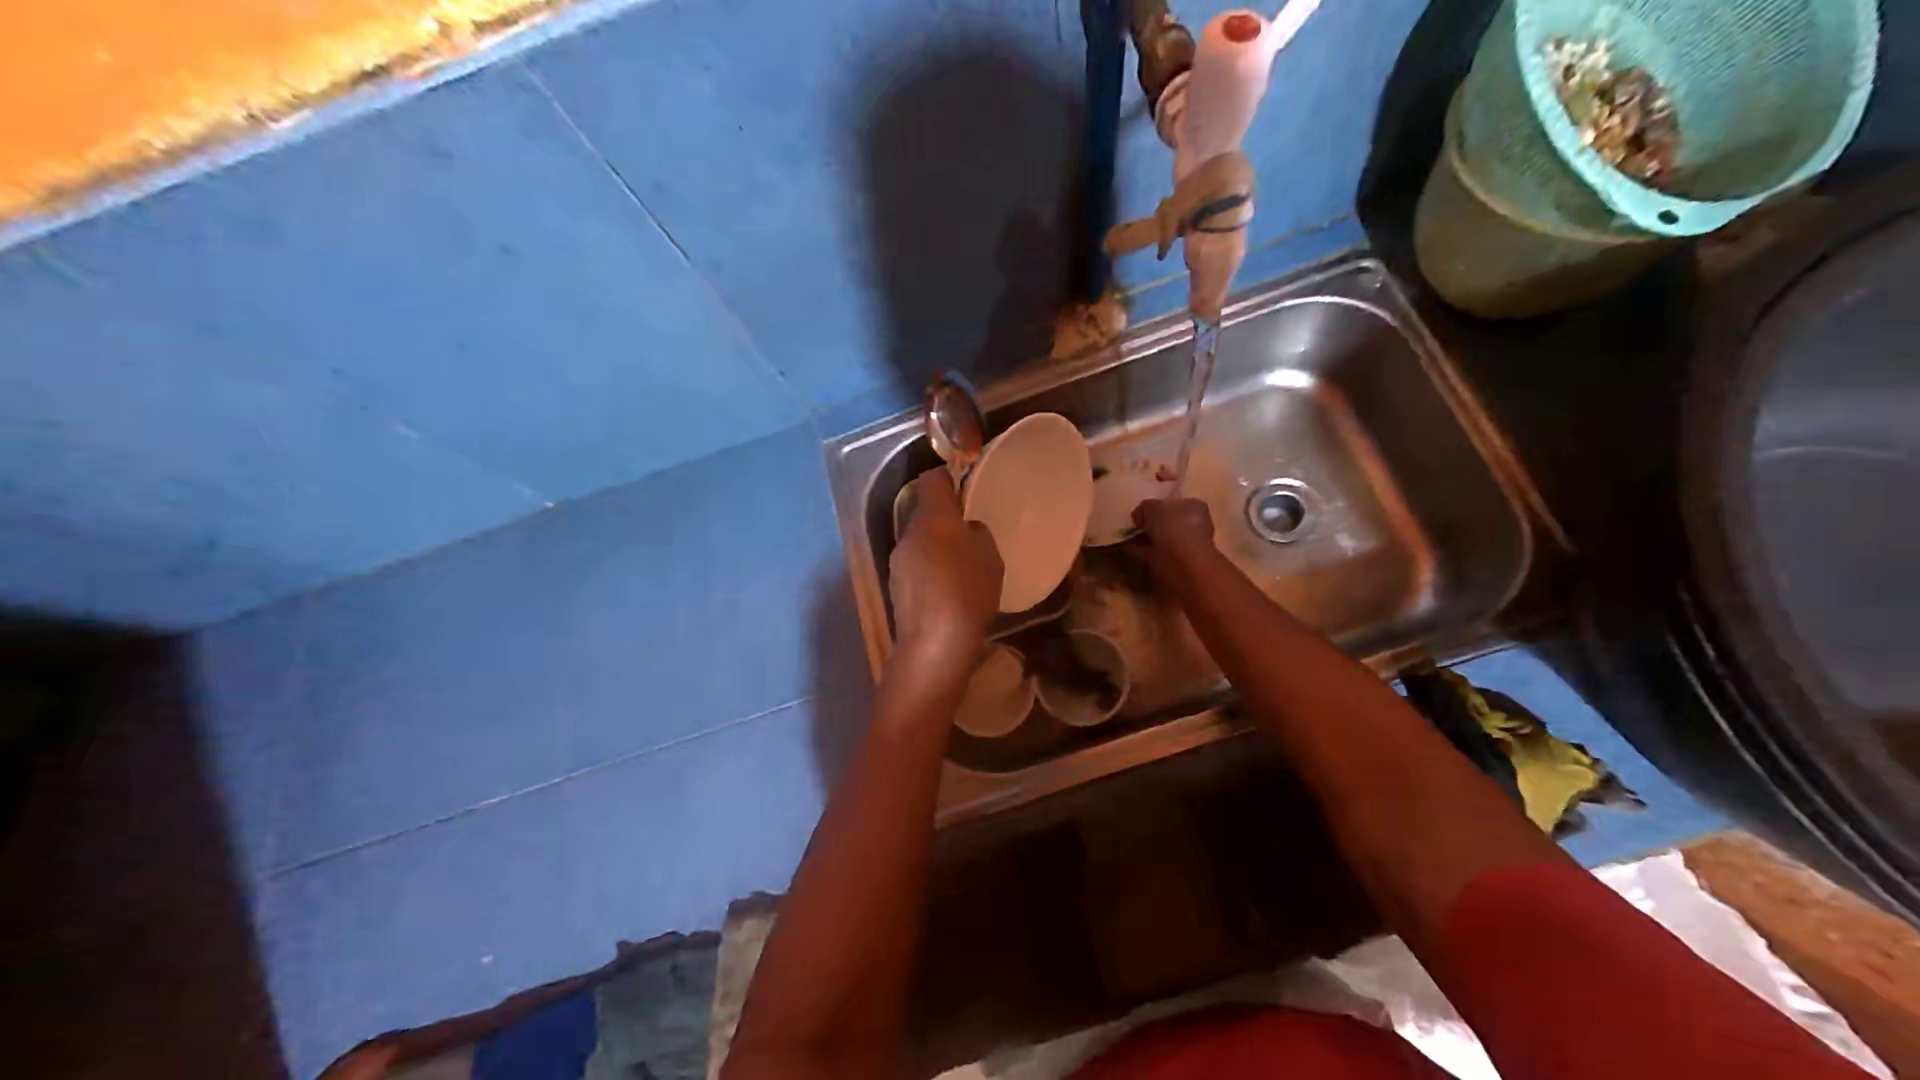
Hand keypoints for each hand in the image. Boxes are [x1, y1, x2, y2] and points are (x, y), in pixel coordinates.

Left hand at [889, 469, 1002, 662]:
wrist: (936, 642)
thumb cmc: (969, 591)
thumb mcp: (990, 557)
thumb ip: (977, 533)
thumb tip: (965, 529)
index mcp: (933, 517)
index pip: (932, 480)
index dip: (946, 478)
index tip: (963, 486)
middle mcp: (908, 533)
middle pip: (925, 514)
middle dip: (944, 520)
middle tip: (969, 536)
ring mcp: (898, 560)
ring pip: (919, 542)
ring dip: (936, 548)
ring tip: (960, 569)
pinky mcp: (895, 586)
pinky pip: (915, 567)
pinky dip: (930, 571)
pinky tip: (947, 592)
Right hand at [1131, 497, 1215, 579]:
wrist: (1181, 563)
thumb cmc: (1172, 527)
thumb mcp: (1152, 507)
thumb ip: (1143, 508)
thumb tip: (1138, 516)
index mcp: (1194, 506)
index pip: (1174, 502)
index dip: (1156, 504)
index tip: (1140, 509)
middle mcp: (1192, 524)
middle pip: (1166, 521)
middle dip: (1149, 522)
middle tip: (1130, 522)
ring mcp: (1183, 545)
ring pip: (1159, 537)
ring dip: (1143, 536)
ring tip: (1124, 534)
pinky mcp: (1172, 562)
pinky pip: (1152, 551)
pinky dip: (1139, 549)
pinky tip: (1125, 546)